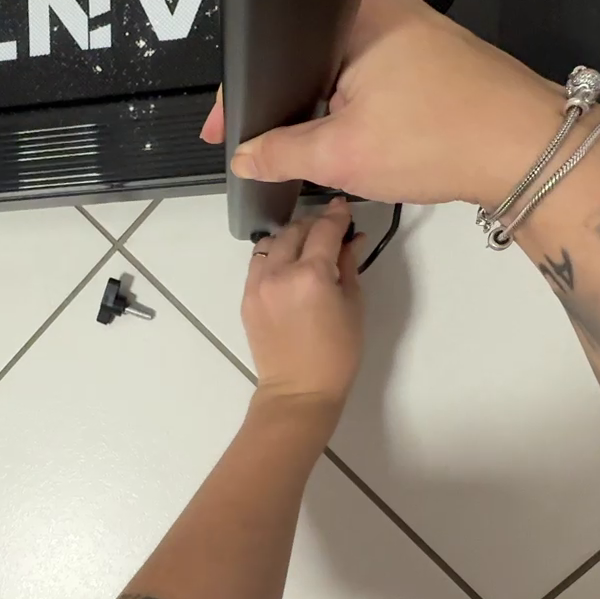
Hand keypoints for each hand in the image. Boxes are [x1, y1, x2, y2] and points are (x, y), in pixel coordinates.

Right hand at [201, 0, 572, 207]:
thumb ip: (281, 153)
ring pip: (341, 77)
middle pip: (309, 64)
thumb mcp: (342, 155)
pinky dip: (361, 114)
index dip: (246, 100)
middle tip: (282, 154)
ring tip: (340, 152)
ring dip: (330, 116)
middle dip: (292, 112)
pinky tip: (370, 142)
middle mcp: (385, 10)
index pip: (278, 53)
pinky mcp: (429, 56)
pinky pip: (373, 82)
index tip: (227, 134)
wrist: (523, 151)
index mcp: (357, 15)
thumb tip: (246, 157)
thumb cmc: (442, 138)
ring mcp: (411, 31)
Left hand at [242, 198, 364, 416]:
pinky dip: (273, 256)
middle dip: (313, 225)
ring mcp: (257, 285)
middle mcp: (279, 273)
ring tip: (306, 247)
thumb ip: (348, 266)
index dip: (337, 216)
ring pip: (271, 243)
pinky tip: (288, 266)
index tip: (345, 209)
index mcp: (310, 275)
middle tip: (330, 230)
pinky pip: (258, 264)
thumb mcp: (353, 306)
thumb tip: (351, 240)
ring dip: (290, 238)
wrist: (298, 389)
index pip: (324, 230)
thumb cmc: (336, 354)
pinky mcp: (246, 298)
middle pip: (294, 231)